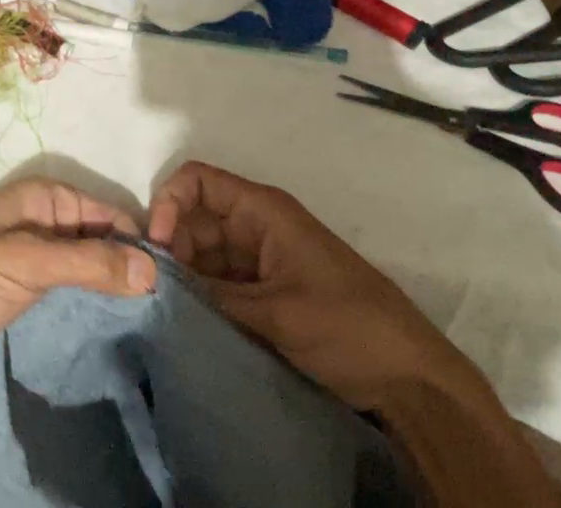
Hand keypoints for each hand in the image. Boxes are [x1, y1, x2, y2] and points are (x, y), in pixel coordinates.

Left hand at [0, 179, 156, 456]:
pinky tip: (115, 314)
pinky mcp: (25, 288)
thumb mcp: (28, 263)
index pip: (102, 210)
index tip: (167, 272)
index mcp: (38, 197)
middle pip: (96, 233)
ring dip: (110, 279)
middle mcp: (38, 219)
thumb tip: (153, 271)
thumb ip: (89, 263)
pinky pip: (69, 283)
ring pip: (85, 260)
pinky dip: (90, 294)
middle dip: (125, 258)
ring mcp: (31, 255)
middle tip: (165, 297)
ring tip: (149, 309)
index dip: (134, 236)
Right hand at [148, 162, 481, 410]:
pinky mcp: (264, 293)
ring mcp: (260, 261)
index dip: (168, 203)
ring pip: (203, 255)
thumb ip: (210, 296)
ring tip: (164, 310)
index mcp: (264, 211)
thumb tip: (152, 284)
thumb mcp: (274, 311)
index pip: (197, 182)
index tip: (157, 249)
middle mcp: (257, 227)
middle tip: (154, 291)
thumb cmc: (347, 327)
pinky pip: (219, 283)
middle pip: (194, 220)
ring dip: (183, 277)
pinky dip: (201, 297)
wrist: (408, 378)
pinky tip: (184, 322)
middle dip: (170, 249)